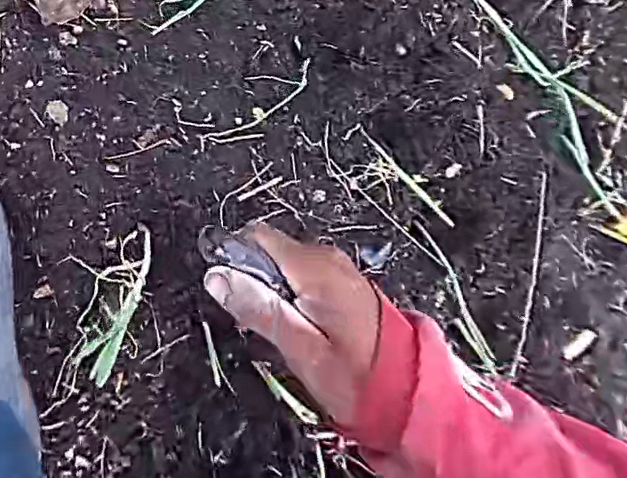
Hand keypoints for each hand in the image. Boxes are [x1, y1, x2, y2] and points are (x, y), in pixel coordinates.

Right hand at [203, 224, 380, 424]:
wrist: (408, 390)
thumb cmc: (354, 376)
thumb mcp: (299, 348)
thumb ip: (258, 308)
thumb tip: (218, 277)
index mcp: (313, 267)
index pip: (258, 236)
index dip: (234, 256)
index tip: (224, 285)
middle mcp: (325, 257)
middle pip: (271, 249)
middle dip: (254, 278)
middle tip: (257, 321)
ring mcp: (336, 266)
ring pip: (286, 263)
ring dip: (273, 287)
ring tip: (281, 330)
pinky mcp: (342, 279)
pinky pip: (304, 273)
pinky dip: (292, 291)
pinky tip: (299, 325)